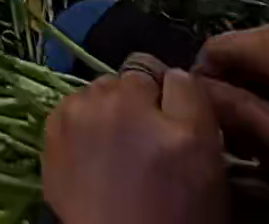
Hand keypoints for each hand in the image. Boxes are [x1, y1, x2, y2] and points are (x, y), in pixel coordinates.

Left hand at [43, 53, 227, 223]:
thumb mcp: (210, 193)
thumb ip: (202, 137)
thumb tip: (187, 102)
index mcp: (186, 135)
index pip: (185, 80)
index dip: (183, 99)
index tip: (180, 116)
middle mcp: (135, 108)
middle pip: (142, 74)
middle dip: (147, 98)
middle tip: (146, 132)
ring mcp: (92, 107)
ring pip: (108, 83)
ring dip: (115, 104)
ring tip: (116, 142)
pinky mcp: (58, 114)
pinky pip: (80, 99)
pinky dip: (87, 116)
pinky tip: (90, 149)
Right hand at [195, 24, 268, 221]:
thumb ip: (232, 108)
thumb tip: (191, 89)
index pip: (214, 48)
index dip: (203, 82)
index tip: (207, 122)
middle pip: (240, 56)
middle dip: (231, 95)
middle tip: (236, 141)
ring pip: (267, 68)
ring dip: (258, 101)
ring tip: (265, 144)